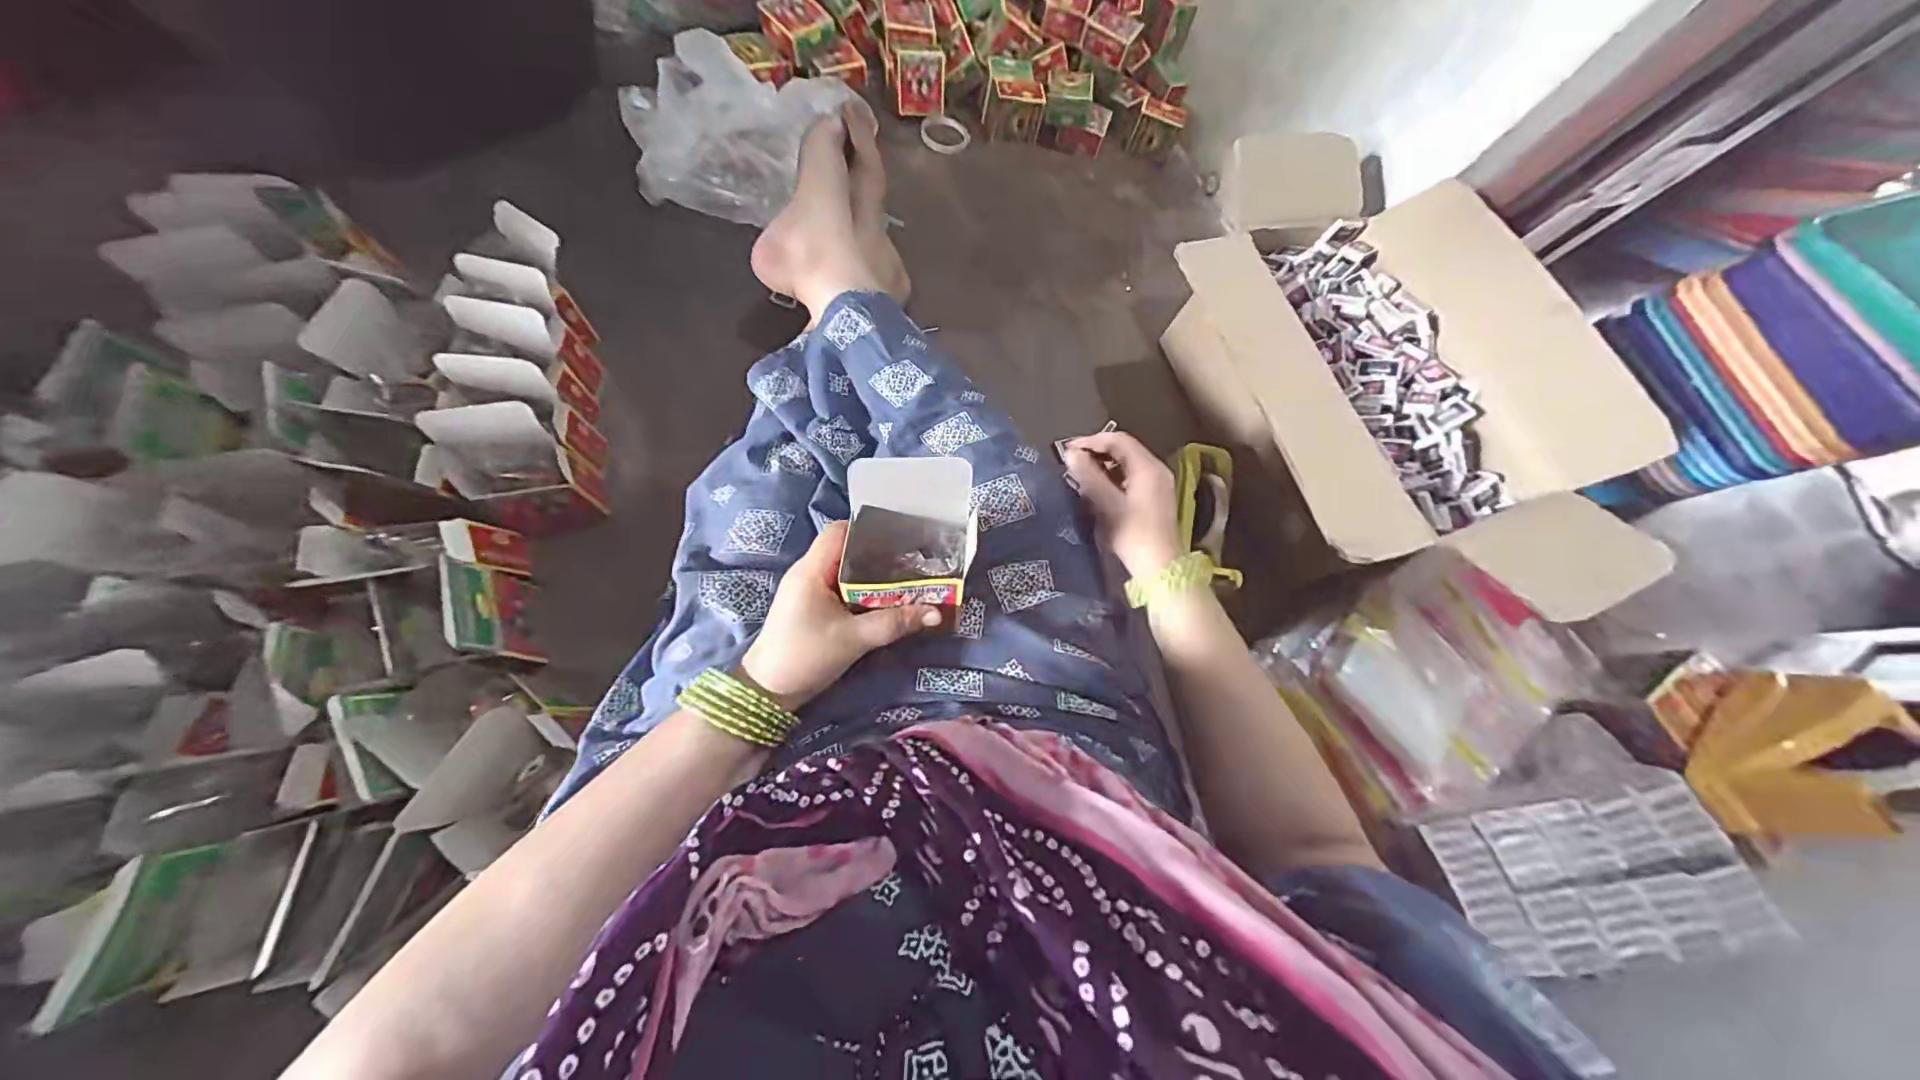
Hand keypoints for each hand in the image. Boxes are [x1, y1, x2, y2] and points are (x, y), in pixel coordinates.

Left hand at [739, 521, 941, 708]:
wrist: (767, 692)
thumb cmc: (805, 657)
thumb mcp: (854, 639)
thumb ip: (895, 622)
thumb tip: (936, 612)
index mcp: (811, 570)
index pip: (840, 531)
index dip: (869, 531)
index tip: (900, 541)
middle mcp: (807, 573)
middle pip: (846, 549)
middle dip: (878, 555)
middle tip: (911, 563)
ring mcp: (807, 590)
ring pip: (844, 570)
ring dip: (871, 576)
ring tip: (904, 580)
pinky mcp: (811, 607)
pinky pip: (840, 588)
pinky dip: (861, 591)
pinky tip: (883, 601)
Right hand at [1063, 430, 1184, 578]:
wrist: (1159, 567)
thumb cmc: (1133, 535)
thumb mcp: (1107, 505)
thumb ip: (1089, 476)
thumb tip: (1071, 454)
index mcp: (1148, 468)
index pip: (1118, 440)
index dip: (1091, 441)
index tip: (1068, 450)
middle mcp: (1156, 470)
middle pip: (1124, 449)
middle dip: (1097, 452)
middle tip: (1073, 461)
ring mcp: (1158, 484)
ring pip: (1128, 463)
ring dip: (1104, 465)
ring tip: (1081, 475)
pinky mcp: (1155, 498)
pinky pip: (1132, 477)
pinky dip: (1113, 477)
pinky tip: (1098, 489)